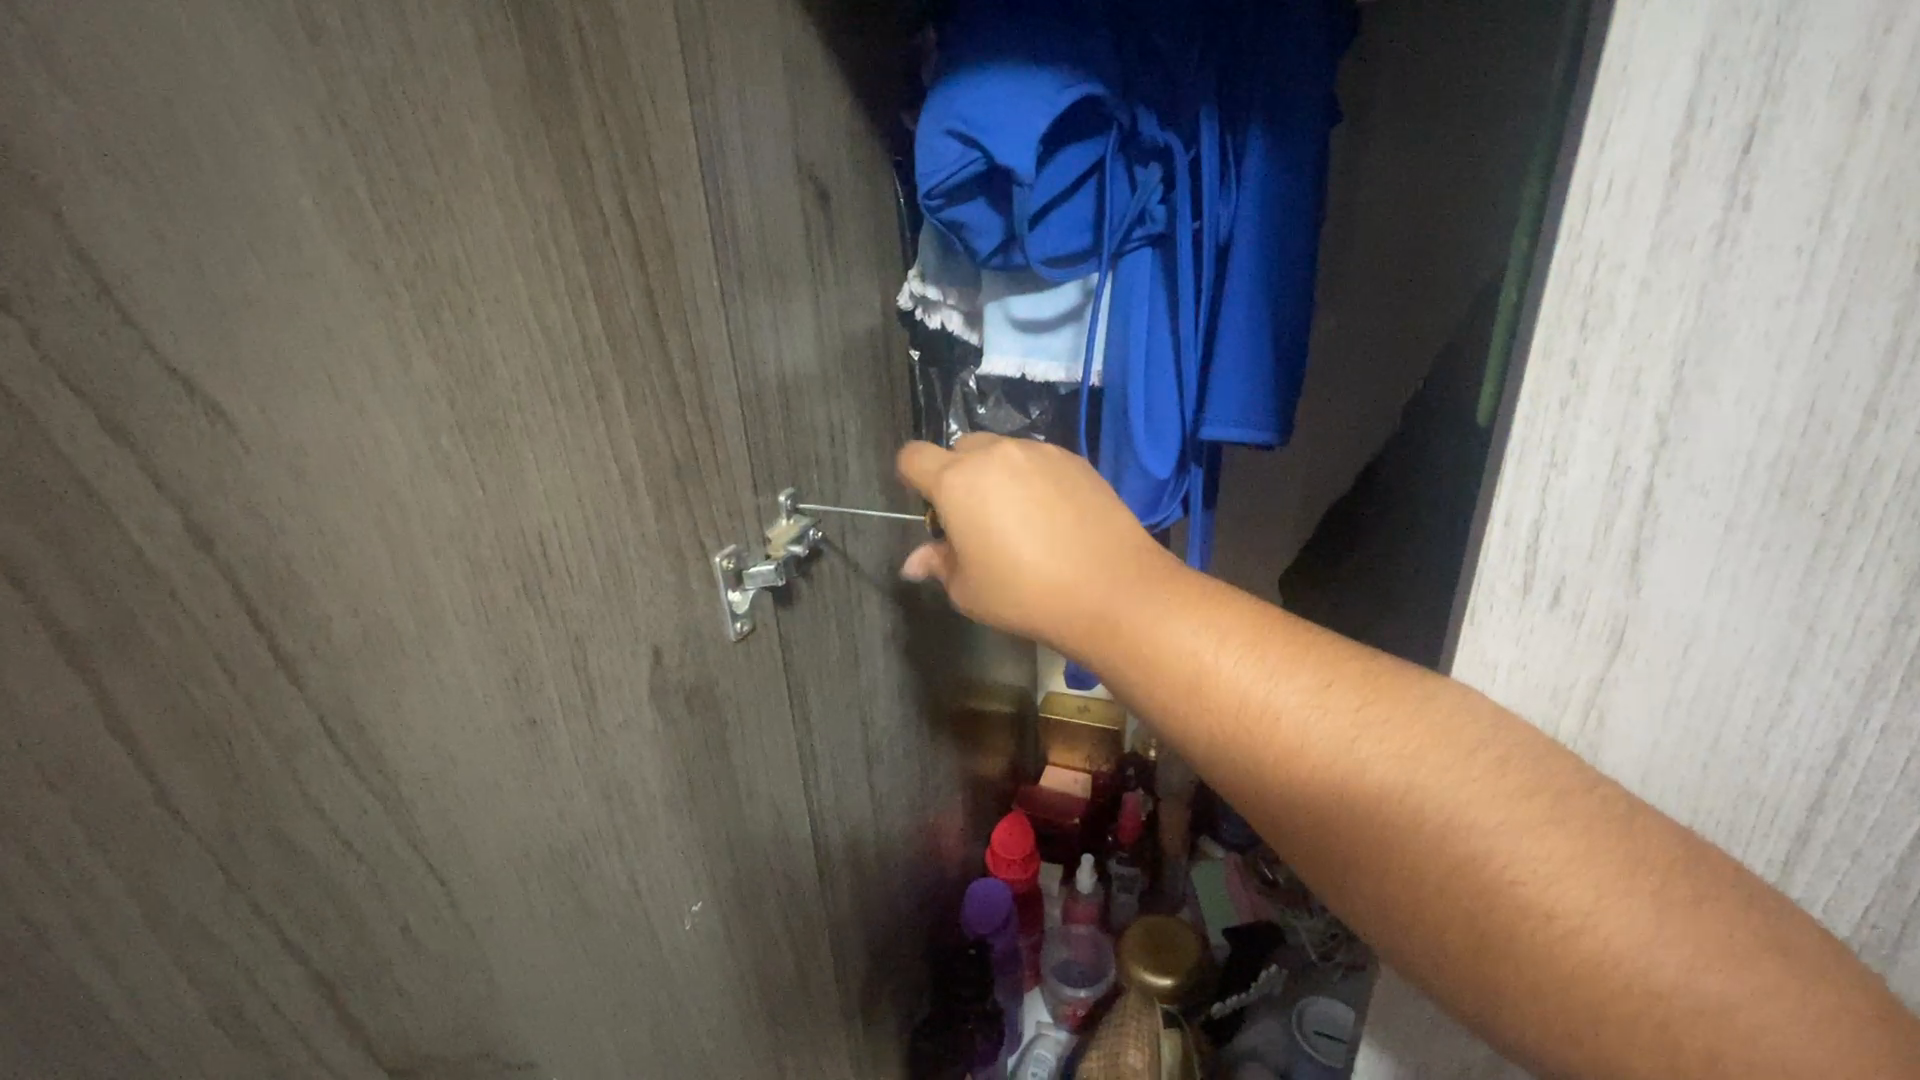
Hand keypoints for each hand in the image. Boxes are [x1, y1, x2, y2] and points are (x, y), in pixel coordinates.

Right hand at [895, 434, 1175, 646]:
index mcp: (956, 481)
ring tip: (1020, 522)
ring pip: (1003, 453)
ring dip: (998, 477)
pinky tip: (1055, 519)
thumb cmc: (1025, 594)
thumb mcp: (969, 589)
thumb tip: (913, 562)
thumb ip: (938, 564)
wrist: (1111, 589)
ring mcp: (1040, 452)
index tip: (931, 509)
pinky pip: (1039, 461)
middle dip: (958, 476)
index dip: (912, 478)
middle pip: (959, 449)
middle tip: (975, 520)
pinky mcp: (1075, 460)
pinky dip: (1035, 480)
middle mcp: (995, 454)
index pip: (913, 456)